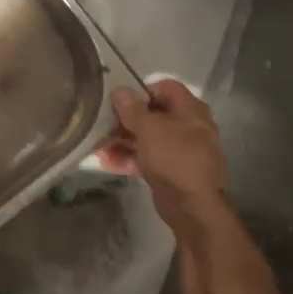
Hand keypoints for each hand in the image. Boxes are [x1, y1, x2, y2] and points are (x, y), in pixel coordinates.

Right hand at [97, 79, 229, 222]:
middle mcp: (189, 126)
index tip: (118, 101)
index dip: (140, 91)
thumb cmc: (173, 158)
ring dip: (123, 141)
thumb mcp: (149, 129)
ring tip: (99, 148)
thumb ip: (132, 109)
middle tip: (104, 126)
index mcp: (190, 109)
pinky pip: (149, 158)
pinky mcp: (172, 170)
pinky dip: (130, 158)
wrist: (193, 206)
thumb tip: (119, 90)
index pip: (164, 87)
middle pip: (153, 114)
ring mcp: (181, 149)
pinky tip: (107, 163)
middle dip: (126, 120)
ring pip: (148, 138)